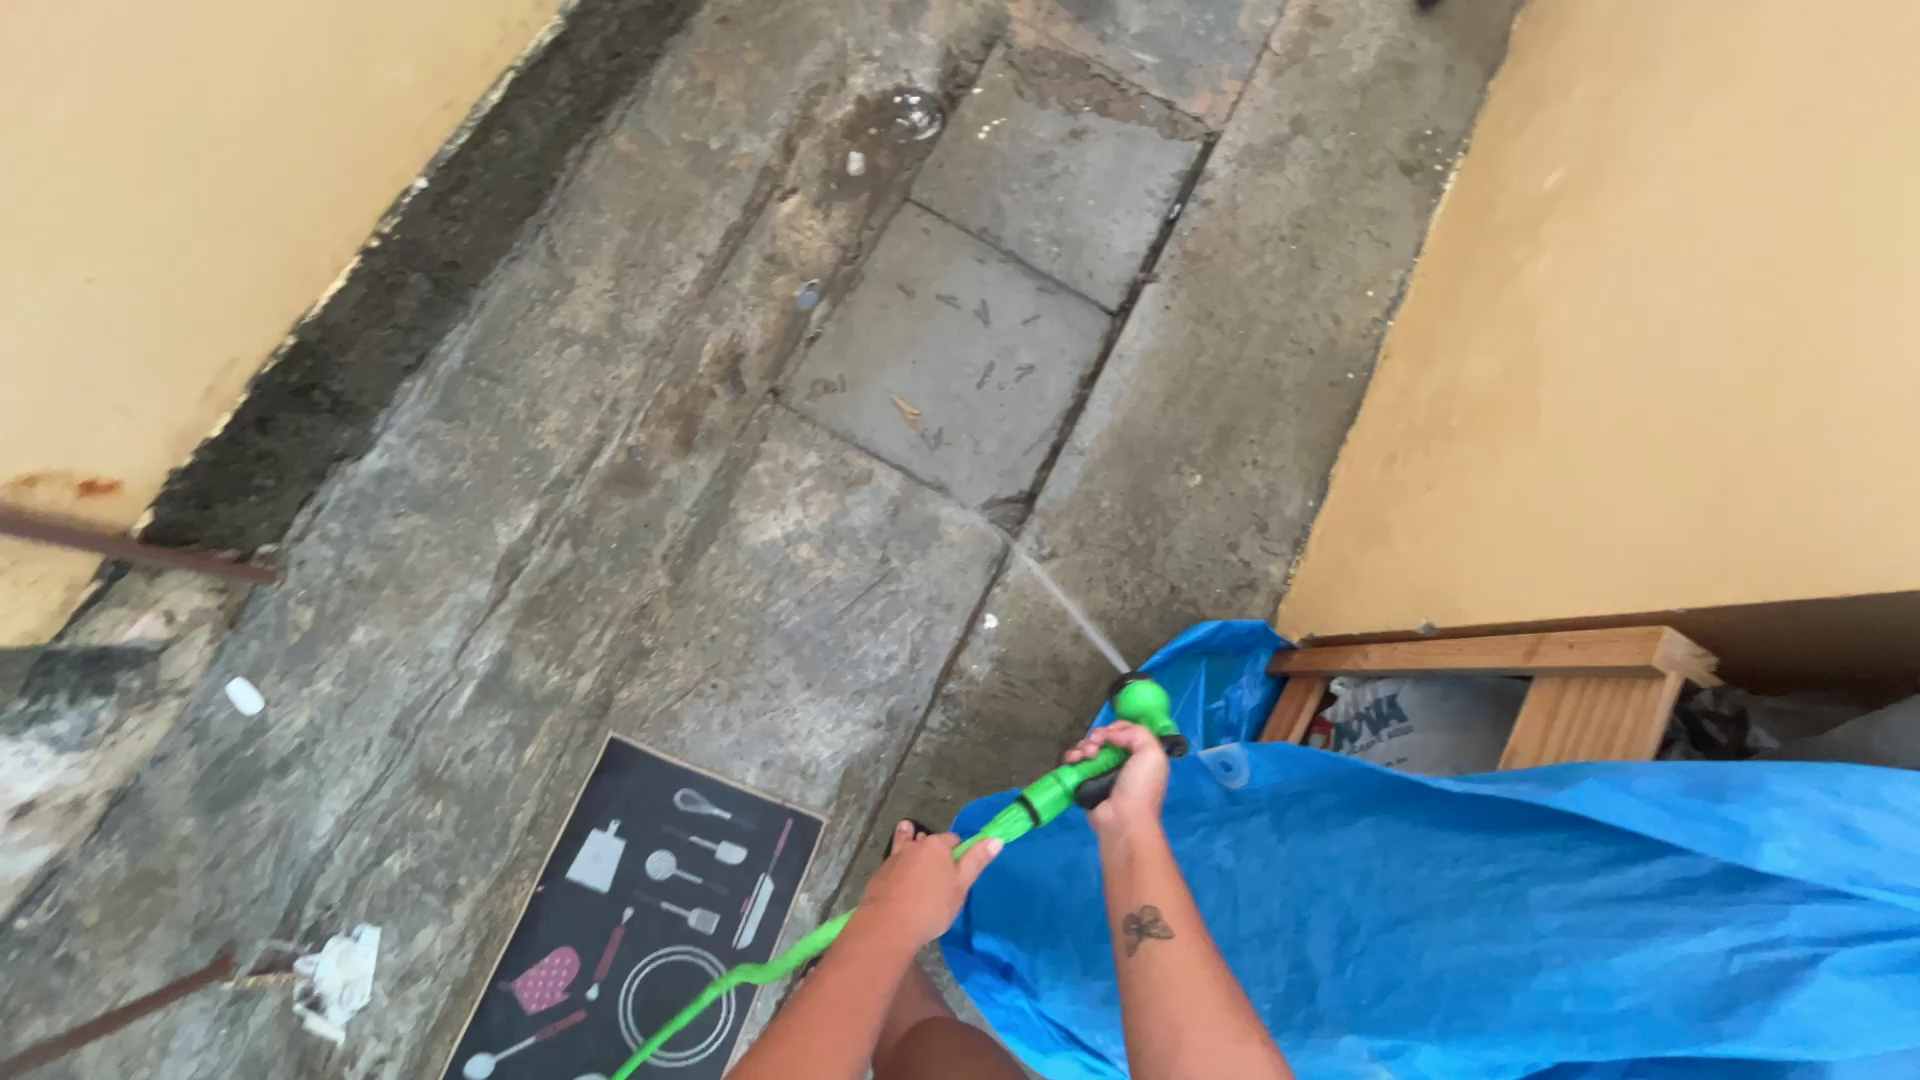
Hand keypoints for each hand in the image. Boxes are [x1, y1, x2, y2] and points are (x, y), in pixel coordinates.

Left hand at [854, 822, 1002, 949]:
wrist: (889, 924)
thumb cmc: (932, 906)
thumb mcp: (961, 886)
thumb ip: (976, 861)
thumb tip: (996, 839)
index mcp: (937, 846)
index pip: (953, 839)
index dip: (958, 851)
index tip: (960, 868)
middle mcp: (914, 846)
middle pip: (927, 841)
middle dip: (933, 850)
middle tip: (938, 868)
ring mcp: (894, 859)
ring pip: (906, 846)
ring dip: (911, 848)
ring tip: (915, 855)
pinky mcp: (880, 874)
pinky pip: (893, 864)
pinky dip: (898, 867)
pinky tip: (899, 880)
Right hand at [1064, 721, 1168, 836]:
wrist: (1123, 820)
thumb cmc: (1140, 786)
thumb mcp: (1152, 754)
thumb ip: (1137, 733)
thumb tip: (1110, 734)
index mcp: (1140, 754)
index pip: (1124, 730)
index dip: (1114, 727)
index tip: (1109, 734)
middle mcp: (1121, 761)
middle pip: (1102, 737)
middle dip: (1095, 737)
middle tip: (1095, 747)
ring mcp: (1102, 772)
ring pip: (1087, 748)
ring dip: (1082, 747)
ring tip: (1085, 757)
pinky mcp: (1086, 782)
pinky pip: (1076, 763)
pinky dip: (1072, 758)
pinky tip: (1073, 761)